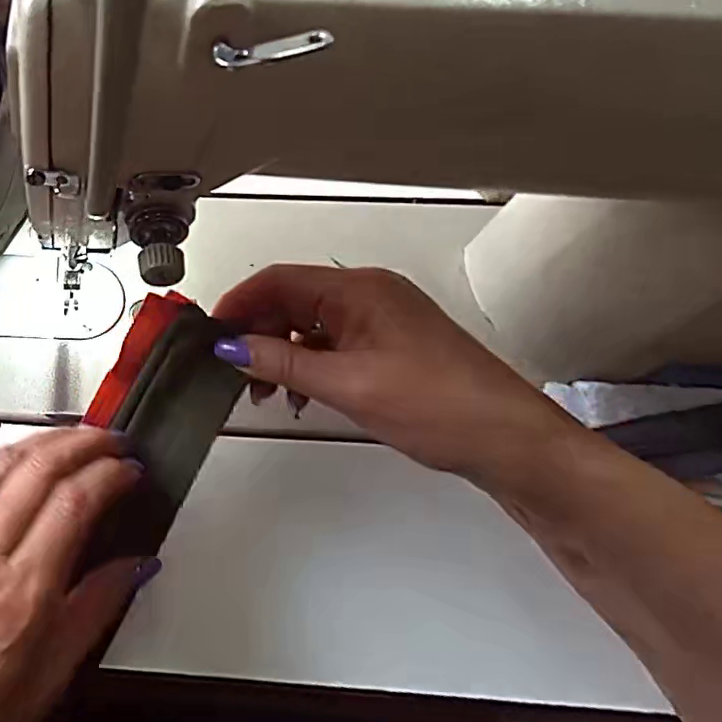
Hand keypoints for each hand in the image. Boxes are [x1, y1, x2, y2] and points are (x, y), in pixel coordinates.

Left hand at [0, 428, 153, 721]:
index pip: (76, 501)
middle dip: (88, 441)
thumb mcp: (52, 676)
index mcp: (20, 595)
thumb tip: (134, 566)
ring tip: (78, 438)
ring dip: (47, 439)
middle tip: (114, 443)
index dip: (112, 474)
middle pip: (42, 466)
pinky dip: (3, 455)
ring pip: (2, 460)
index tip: (131, 471)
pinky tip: (21, 455)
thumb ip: (98, 607)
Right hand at [211, 265, 584, 485]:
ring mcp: (379, 321)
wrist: (508, 441)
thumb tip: (236, 348)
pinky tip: (298, 392)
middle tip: (232, 366)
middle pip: (292, 300)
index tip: (213, 331)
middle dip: (257, 331)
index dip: (240, 303)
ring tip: (262, 389)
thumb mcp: (349, 385)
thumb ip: (284, 363)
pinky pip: (330, 344)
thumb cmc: (447, 405)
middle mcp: (369, 296)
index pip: (280, 280)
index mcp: (360, 290)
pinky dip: (306, 364)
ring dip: (280, 352)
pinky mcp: (387, 346)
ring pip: (309, 325)